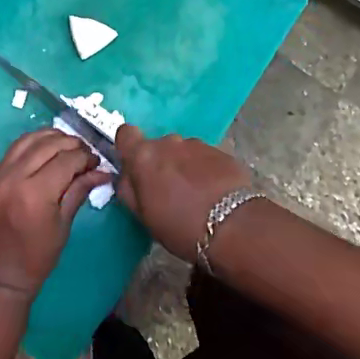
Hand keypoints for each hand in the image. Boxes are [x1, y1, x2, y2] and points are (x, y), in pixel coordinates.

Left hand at [0, 130, 110, 297]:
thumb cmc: (37, 257)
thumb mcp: (63, 224)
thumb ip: (79, 190)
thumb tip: (102, 171)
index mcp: (35, 193)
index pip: (66, 160)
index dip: (85, 157)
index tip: (97, 163)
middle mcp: (14, 177)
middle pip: (48, 145)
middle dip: (71, 145)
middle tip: (86, 154)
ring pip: (28, 140)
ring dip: (51, 138)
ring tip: (67, 147)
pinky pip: (13, 150)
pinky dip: (32, 144)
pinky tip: (46, 150)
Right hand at [113, 125, 254, 261]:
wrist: (234, 225)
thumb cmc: (179, 225)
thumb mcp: (143, 215)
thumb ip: (129, 190)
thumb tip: (127, 176)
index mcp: (144, 156)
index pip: (126, 133)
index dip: (128, 147)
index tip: (134, 165)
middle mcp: (169, 142)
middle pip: (157, 146)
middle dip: (160, 163)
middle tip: (169, 191)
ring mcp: (198, 145)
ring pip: (183, 152)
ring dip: (184, 167)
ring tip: (196, 195)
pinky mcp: (222, 152)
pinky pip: (205, 158)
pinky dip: (206, 171)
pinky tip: (214, 194)